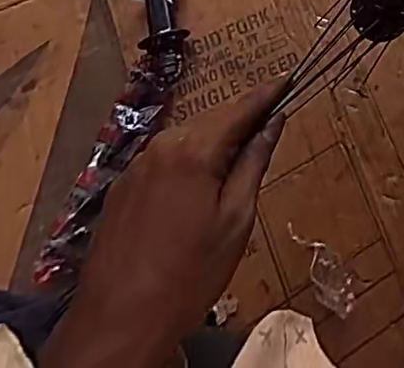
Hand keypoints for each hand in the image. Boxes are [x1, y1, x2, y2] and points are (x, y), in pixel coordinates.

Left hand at [42, 78, 286, 367]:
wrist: (117, 324)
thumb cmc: (189, 276)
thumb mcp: (235, 221)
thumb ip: (253, 163)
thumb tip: (272, 123)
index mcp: (194, 150)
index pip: (239, 109)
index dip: (265, 94)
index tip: (286, 79)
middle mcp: (163, 145)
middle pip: (212, 120)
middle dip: (240, 120)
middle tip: (267, 126)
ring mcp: (138, 164)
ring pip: (187, 138)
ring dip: (213, 142)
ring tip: (235, 164)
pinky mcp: (123, 185)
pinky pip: (164, 159)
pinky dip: (187, 161)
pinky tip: (195, 189)